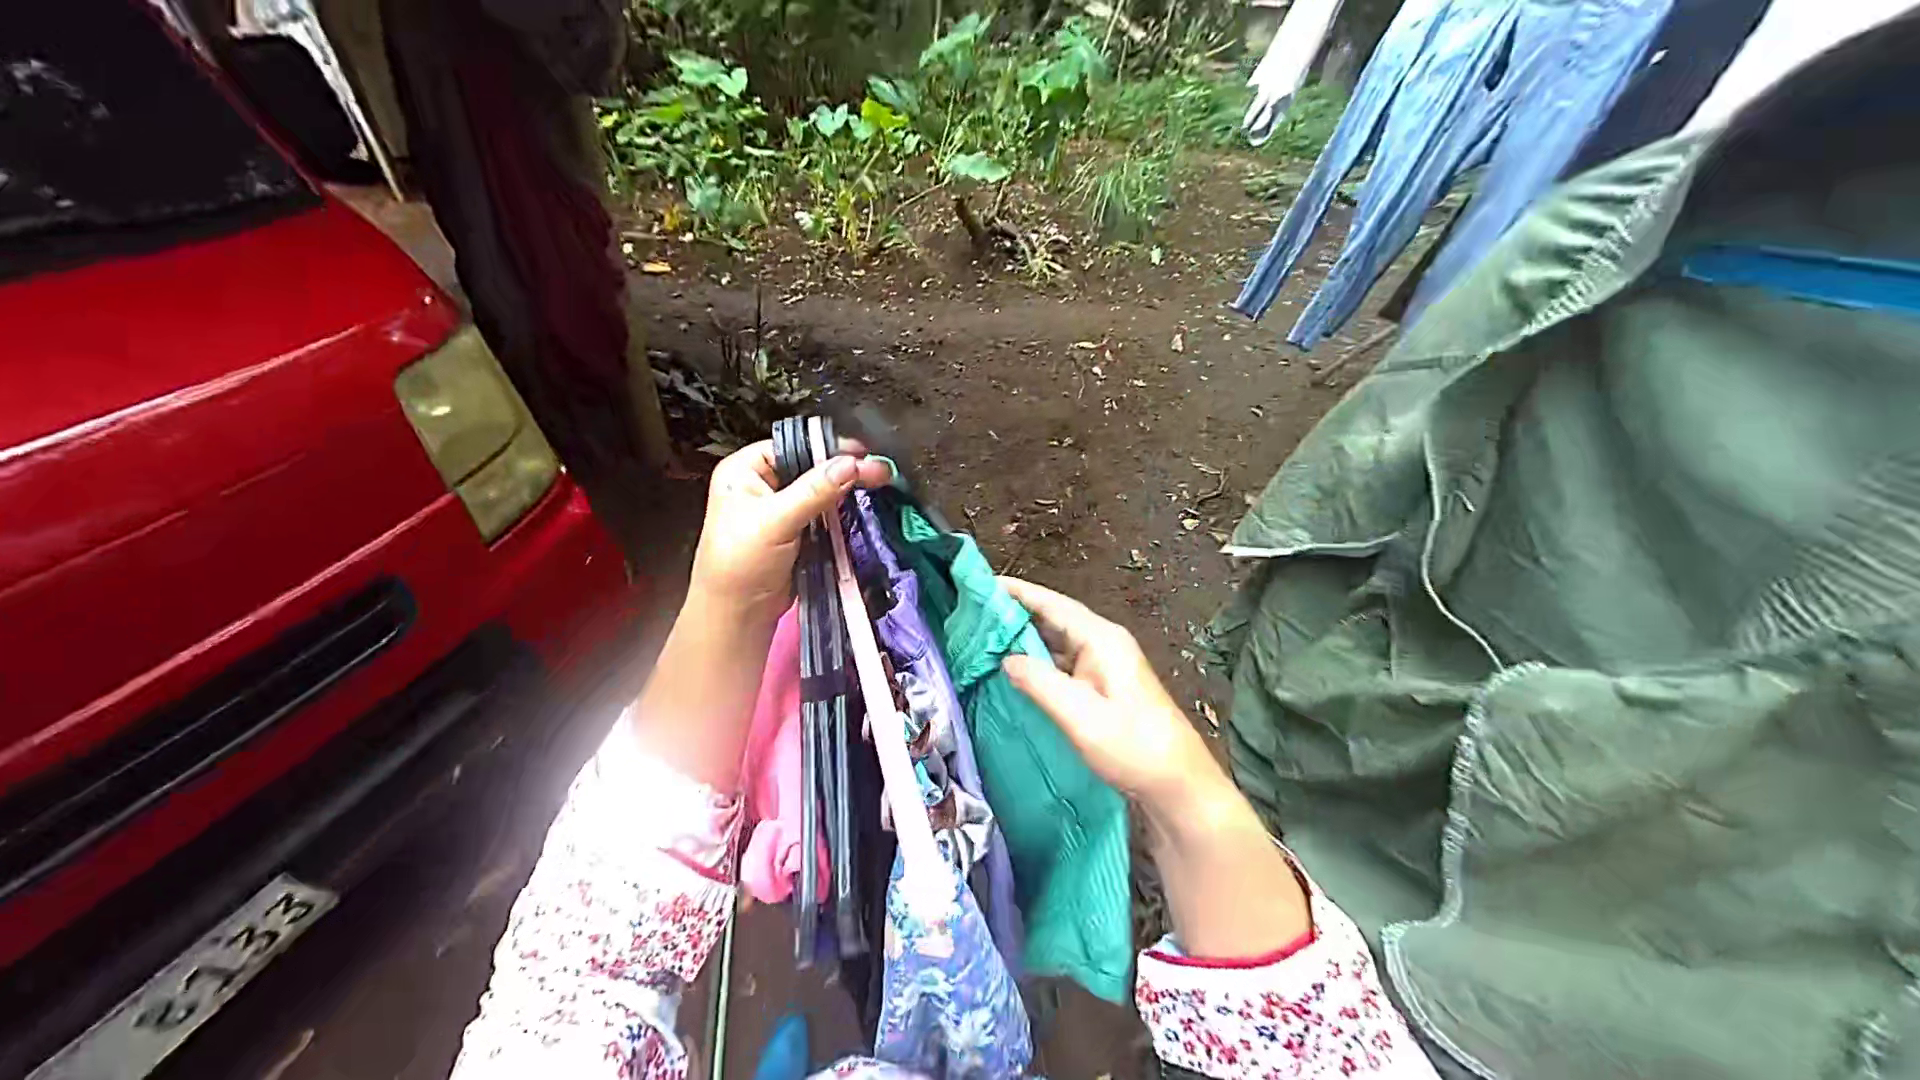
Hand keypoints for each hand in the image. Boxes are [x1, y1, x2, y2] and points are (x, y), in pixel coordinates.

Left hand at [688, 438, 892, 619]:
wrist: (738, 614)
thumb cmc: (741, 563)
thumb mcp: (775, 521)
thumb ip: (815, 491)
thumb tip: (852, 464)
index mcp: (746, 470)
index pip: (793, 447)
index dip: (827, 449)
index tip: (862, 454)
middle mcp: (763, 483)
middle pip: (811, 466)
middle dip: (844, 468)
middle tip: (880, 470)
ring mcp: (783, 507)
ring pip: (822, 489)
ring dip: (847, 488)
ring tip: (880, 482)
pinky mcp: (799, 530)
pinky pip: (825, 512)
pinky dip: (843, 509)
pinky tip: (863, 503)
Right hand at [1001, 576, 1309, 957]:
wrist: (1177, 784)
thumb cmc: (1133, 747)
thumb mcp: (1080, 716)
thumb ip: (1039, 682)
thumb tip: (1006, 660)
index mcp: (1101, 639)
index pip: (1051, 604)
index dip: (1016, 592)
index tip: (981, 583)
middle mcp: (1103, 642)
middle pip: (1052, 617)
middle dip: (1014, 612)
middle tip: (973, 611)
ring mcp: (1104, 662)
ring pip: (1056, 639)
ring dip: (1023, 637)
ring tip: (983, 636)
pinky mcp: (1101, 683)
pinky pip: (1061, 660)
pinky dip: (1036, 659)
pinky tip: (1014, 668)